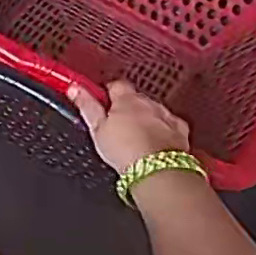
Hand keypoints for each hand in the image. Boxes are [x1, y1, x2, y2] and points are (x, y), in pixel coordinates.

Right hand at [68, 80, 191, 173]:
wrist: (156, 169)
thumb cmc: (126, 149)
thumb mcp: (96, 128)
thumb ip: (86, 105)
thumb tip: (75, 89)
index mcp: (127, 99)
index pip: (115, 85)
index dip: (104, 92)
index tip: (96, 100)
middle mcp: (150, 104)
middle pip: (134, 98)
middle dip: (124, 107)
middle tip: (110, 125)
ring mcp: (166, 116)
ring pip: (151, 112)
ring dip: (142, 120)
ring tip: (130, 139)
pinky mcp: (180, 131)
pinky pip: (168, 125)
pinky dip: (160, 131)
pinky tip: (150, 143)